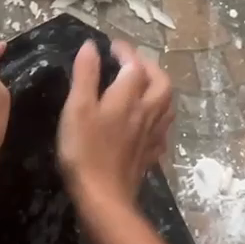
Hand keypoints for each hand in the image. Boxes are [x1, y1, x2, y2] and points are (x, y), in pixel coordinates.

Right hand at [58, 40, 173, 209]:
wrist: (103, 198)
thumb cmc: (85, 150)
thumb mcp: (77, 108)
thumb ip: (85, 75)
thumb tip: (91, 46)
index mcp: (128, 98)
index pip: (135, 66)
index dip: (125, 52)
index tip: (112, 45)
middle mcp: (146, 113)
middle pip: (161, 83)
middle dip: (150, 67)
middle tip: (132, 61)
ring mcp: (151, 136)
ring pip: (166, 105)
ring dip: (158, 88)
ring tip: (143, 84)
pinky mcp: (150, 155)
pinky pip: (162, 130)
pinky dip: (157, 117)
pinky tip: (147, 121)